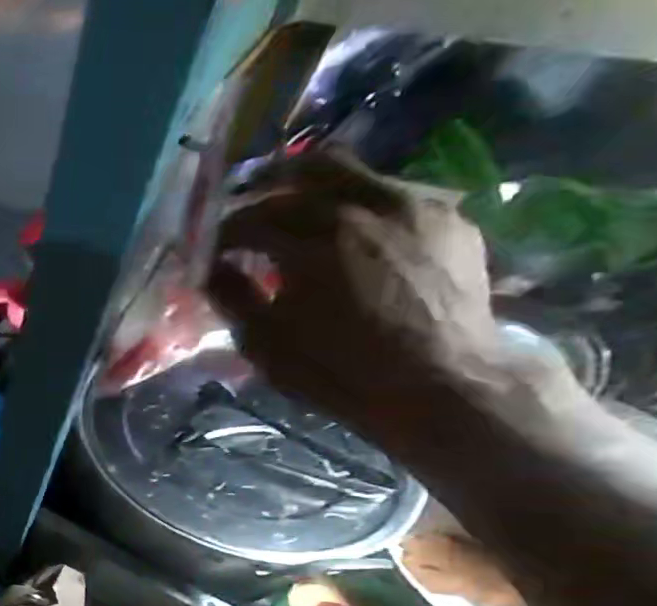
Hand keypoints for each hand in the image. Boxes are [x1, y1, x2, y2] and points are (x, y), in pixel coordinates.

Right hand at [206, 152, 582, 458]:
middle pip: (304, 171)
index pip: (251, 219)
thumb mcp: (267, 344)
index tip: (210, 248)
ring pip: (353, 172)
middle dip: (265, 186)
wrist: (437, 383)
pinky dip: (359, 201)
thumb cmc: (338, 371)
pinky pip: (393, 191)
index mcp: (312, 243)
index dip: (222, 232)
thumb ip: (233, 298)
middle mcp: (363, 207)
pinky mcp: (447, 215)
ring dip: (314, 186)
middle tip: (246, 204)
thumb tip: (211, 269)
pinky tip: (348, 228)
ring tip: (295, 208)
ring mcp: (413, 204)